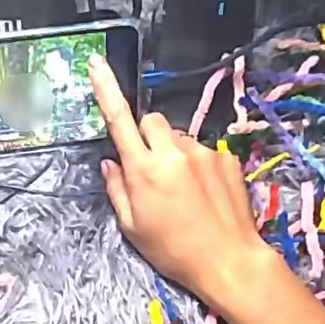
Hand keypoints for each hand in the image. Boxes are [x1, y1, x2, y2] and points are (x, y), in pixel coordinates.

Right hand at [89, 55, 283, 306]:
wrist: (228, 260)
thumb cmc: (172, 251)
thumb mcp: (132, 228)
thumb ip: (117, 190)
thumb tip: (110, 164)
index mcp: (144, 170)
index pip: (119, 120)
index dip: (106, 89)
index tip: (96, 63)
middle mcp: (173, 153)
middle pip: (151, 120)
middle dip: (146, 134)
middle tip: (150, 167)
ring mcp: (203, 153)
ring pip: (178, 137)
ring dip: (173, 153)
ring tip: (181, 191)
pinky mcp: (226, 160)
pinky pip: (203, 151)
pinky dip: (197, 165)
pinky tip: (203, 194)